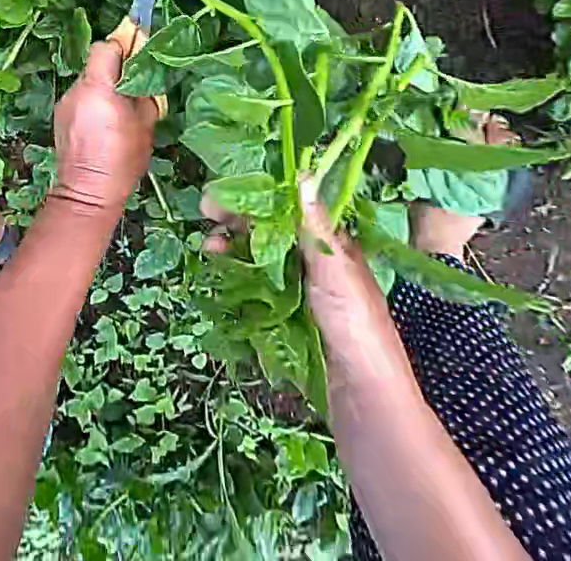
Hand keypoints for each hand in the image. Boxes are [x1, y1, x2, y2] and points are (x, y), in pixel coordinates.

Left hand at [50, 40, 157, 218]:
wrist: (87, 194)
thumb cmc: (122, 160)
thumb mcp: (146, 123)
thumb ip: (144, 91)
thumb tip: (145, 72)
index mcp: (98, 88)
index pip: (106, 47)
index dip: (122, 47)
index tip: (138, 55)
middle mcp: (76, 91)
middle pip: (96, 63)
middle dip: (116, 69)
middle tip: (135, 86)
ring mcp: (65, 104)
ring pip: (89, 81)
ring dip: (105, 86)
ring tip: (120, 111)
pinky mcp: (60, 117)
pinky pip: (81, 98)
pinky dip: (93, 102)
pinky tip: (104, 124)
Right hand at [203, 175, 402, 374]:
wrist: (364, 397)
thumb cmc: (355, 325)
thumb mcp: (334, 269)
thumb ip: (314, 226)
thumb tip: (305, 173)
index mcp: (330, 245)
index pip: (290, 209)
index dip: (258, 197)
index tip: (227, 190)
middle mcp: (314, 263)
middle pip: (271, 232)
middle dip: (239, 221)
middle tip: (206, 213)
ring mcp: (299, 292)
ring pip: (260, 260)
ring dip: (234, 248)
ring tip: (209, 246)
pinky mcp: (287, 318)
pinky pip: (257, 291)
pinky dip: (238, 280)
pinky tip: (221, 277)